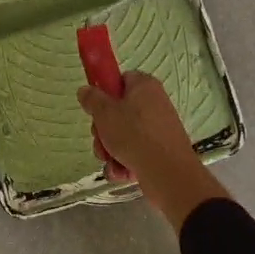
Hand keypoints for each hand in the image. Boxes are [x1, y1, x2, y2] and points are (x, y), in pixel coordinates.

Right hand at [77, 71, 229, 229]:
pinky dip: (125, 162)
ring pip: (124, 135)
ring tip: (110, 160)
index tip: (95, 108)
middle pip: (118, 111)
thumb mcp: (104, 113)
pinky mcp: (160, 151)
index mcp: (144, 85)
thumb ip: (91, 99)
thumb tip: (85, 90)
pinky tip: (121, 172)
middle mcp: (154, 103)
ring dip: (111, 149)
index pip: (120, 80)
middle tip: (101, 139)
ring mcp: (158, 128)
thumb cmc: (134, 134)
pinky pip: (135, 152)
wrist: (168, 173)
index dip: (105, 93)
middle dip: (104, 130)